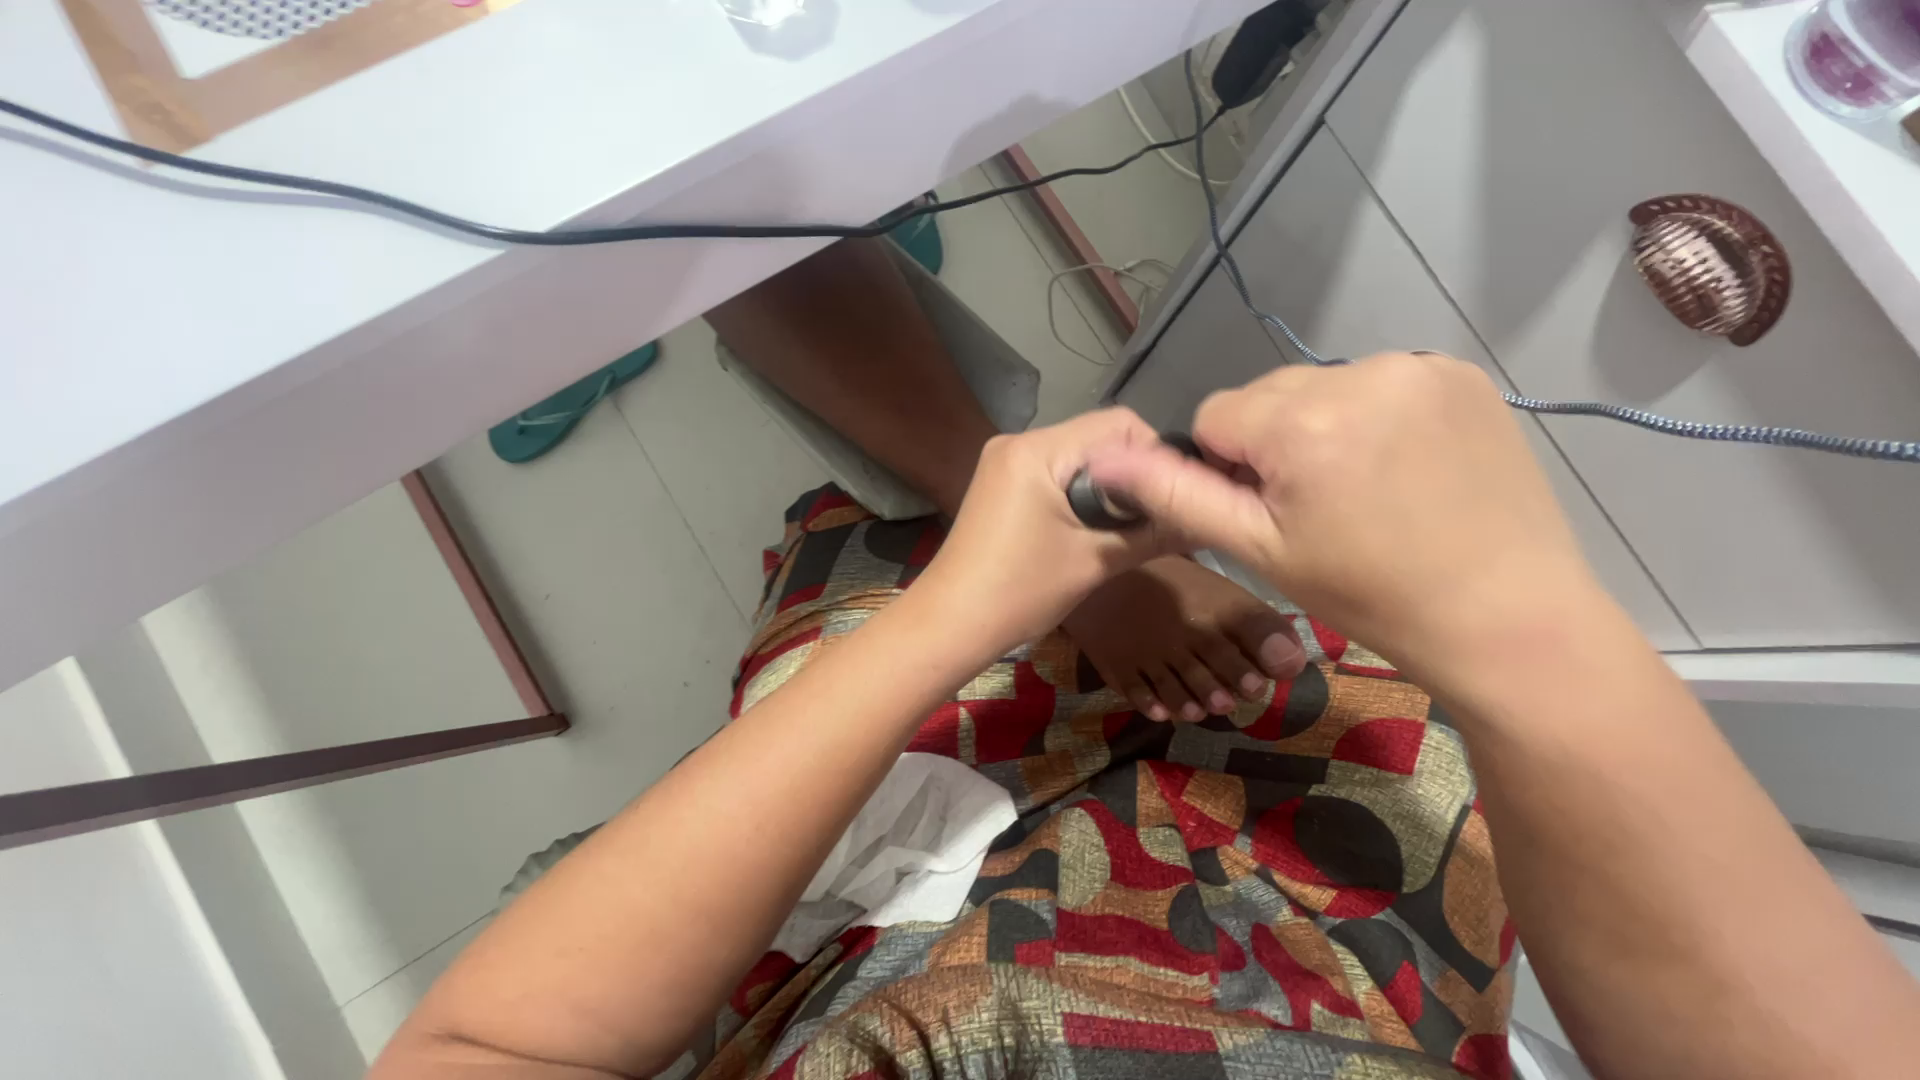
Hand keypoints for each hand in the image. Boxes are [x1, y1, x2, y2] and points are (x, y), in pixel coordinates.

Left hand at [916, 408, 1177, 652]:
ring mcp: (1005, 460)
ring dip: (1108, 487)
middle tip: (1154, 519)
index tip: (1172, 499)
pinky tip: (1090, 529)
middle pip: (1098, 437)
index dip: (1156, 456)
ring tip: (1125, 529)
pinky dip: (1080, 494)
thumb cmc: (1021, 592)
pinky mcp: (1001, 482)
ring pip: (1079, 457)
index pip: (1120, 424)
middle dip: (1133, 474)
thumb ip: (1155, 532)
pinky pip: (1056, 472)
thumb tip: (1211, 520)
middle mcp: (1018, 441)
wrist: (951, 624)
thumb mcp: (1096, 562)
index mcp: (1037, 449)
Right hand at [1084, 353, 1602, 675]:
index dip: (1230, 468)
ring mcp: (1420, 368)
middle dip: (1274, 442)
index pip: (1217, 415)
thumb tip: (1100, 457)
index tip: (1273, 513)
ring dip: (1323, 426)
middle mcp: (1361, 374)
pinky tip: (1403, 466)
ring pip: (1323, 387)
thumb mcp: (1257, 550)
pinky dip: (1375, 416)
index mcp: (1302, 421)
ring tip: (1365, 489)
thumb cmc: (1366, 593)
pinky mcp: (1462, 375)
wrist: (1502, 613)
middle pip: (1270, 395)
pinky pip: (1381, 383)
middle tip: (1319, 506)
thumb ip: (1175, 495)